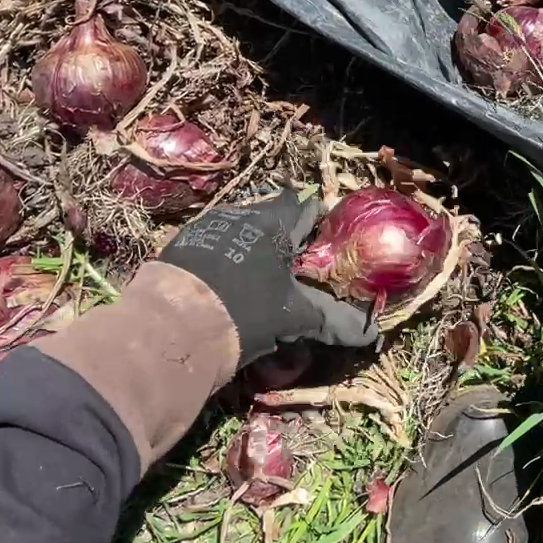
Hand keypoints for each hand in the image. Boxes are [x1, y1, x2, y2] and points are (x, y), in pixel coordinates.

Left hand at [159, 190, 378, 363]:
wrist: (170, 328)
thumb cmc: (244, 312)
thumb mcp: (293, 317)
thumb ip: (332, 320)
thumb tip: (372, 336)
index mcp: (277, 223)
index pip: (307, 207)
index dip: (318, 220)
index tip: (324, 237)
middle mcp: (244, 214)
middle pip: (273, 213)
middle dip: (283, 232)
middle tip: (293, 258)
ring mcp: (208, 226)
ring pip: (241, 227)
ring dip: (251, 243)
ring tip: (258, 272)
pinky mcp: (181, 244)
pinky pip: (213, 243)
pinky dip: (223, 257)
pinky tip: (224, 282)